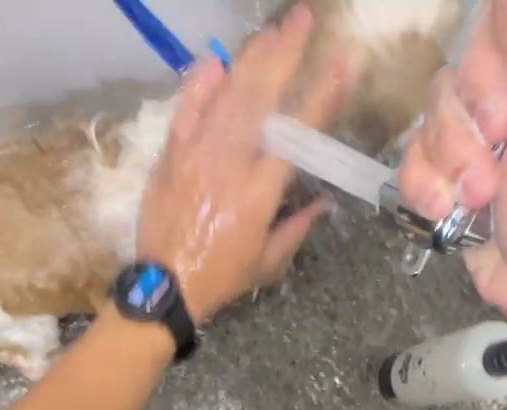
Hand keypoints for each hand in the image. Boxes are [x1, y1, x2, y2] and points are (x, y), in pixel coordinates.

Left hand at [136, 5, 349, 321]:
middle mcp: (231, 163)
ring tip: (270, 34)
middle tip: (302, 19)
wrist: (165, 287)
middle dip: (285, 53)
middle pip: (261, 96)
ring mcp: (197, 155)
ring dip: (250, 60)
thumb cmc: (220, 277)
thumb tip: (322, 204)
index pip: (299, 130)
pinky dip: (200, 86)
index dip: (322, 93)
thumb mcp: (267, 261)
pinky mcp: (171, 157)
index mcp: (261, 190)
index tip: (341, 61)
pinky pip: (187, 112)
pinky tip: (215, 61)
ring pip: (227, 96)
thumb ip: (296, 229)